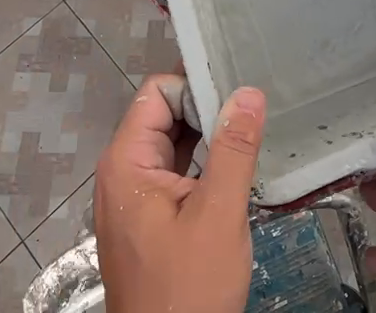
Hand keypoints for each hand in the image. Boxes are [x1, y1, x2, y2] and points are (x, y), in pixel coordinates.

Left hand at [96, 74, 266, 312]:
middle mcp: (123, 172)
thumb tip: (248, 91)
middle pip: (164, 114)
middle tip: (252, 113)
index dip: (196, 87)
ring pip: (173, 143)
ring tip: (250, 134)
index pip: (157, 92)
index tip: (237, 97)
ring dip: (208, 138)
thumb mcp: (218, 213)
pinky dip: (203, 164)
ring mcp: (135, 197)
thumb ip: (233, 148)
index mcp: (127, 162)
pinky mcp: (149, 219)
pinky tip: (235, 167)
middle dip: (206, 110)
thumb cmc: (189, 288)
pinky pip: (176, 172)